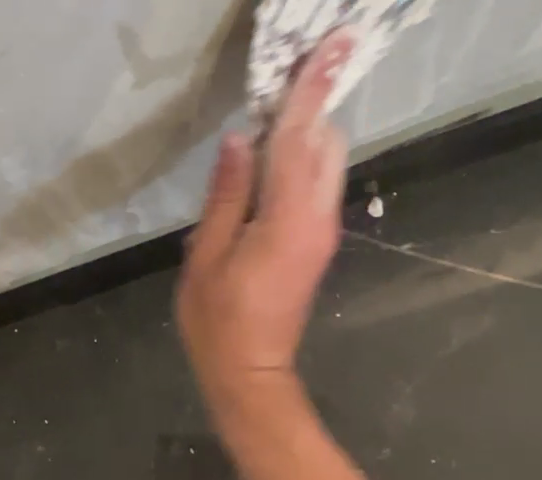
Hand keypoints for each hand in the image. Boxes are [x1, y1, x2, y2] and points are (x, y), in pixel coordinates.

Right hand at [176, 33, 351, 407]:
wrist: (251, 374)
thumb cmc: (219, 323)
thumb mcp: (206, 258)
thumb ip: (225, 195)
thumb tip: (238, 140)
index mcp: (287, 218)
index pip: (301, 136)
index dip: (313, 86)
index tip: (335, 42)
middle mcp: (318, 217)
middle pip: (326, 141)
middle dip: (307, 108)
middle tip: (270, 92)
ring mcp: (323, 232)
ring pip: (326, 161)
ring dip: (303, 135)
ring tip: (261, 130)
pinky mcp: (318, 243)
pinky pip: (317, 185)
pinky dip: (300, 163)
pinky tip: (266, 167)